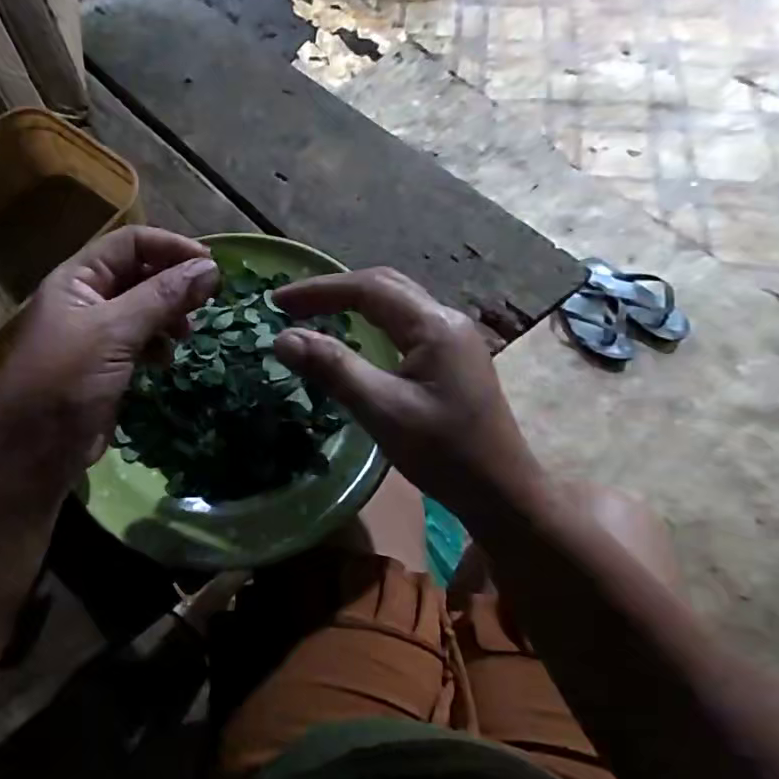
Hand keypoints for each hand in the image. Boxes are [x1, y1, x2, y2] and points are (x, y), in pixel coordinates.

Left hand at [0, 226, 218, 482]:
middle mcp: (86, 298)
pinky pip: (141, 339)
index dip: (170, 247)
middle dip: (174, 284)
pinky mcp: (107, 363)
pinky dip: (159, 343)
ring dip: (170, 315)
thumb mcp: (115, 333)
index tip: (209, 266)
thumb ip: (162, 297)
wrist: (35, 453)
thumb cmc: (66, 383)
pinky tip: (166, 360)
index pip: (130, 242)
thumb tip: (210, 268)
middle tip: (206, 303)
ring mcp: (96, 333)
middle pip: (140, 272)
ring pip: (145, 307)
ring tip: (185, 335)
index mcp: (77, 279)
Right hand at [272, 267, 543, 512]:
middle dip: (335, 290)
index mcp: (435, 325)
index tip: (277, 302)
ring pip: (396, 304)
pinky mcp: (454, 359)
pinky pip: (406, 325)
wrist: (502, 492)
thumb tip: (283, 338)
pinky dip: (372, 322)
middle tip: (291, 306)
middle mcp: (447, 321)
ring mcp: (455, 339)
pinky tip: (355, 338)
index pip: (369, 288)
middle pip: (385, 286)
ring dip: (354, 303)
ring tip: (314, 314)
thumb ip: (334, 369)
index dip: (319, 290)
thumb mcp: (383, 411)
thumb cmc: (445, 454)